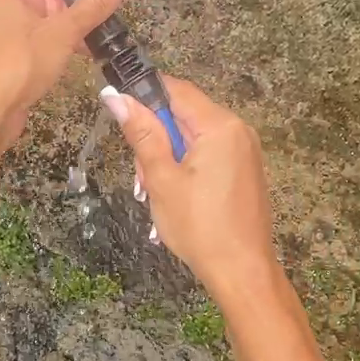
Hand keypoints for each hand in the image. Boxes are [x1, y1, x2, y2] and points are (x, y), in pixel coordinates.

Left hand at [0, 0, 147, 152]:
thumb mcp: (65, 31)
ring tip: (58, 72)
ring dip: (55, 57)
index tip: (84, 35)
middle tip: (75, 56)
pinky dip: (40, 73)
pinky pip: (28, 66)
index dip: (72, 16)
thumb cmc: (23, 65)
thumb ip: (97, 1)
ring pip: (38, 46)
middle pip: (46, 23)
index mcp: (7, 1)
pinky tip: (45, 85)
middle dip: (65, 39)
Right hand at [102, 76, 274, 280]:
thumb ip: (141, 134)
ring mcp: (244, 151)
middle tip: (140, 176)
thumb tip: (116, 97)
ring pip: (192, 137)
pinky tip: (174, 196)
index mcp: (220, 126)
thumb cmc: (198, 226)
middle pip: (184, 115)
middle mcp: (237, 131)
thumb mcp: (161, 179)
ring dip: (165, 156)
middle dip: (154, 137)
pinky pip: (207, 154)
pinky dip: (184, 167)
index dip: (142, 94)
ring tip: (154, 192)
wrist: (241, 270)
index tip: (116, 109)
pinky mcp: (243, 170)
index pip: (176, 90)